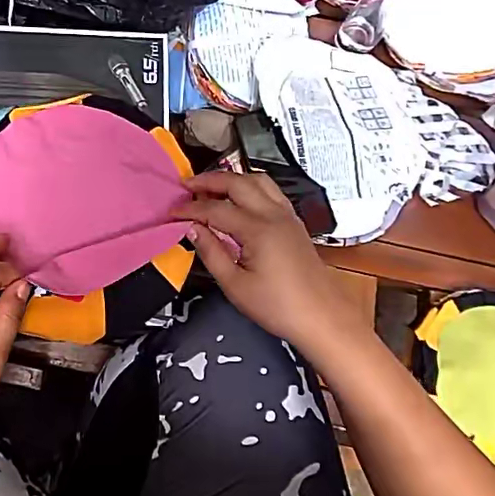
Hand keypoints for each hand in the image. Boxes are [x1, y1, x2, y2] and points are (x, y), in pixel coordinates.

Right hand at [172, 171, 365, 351]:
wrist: (322, 316)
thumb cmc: (279, 307)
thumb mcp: (235, 285)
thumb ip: (211, 252)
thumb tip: (193, 230)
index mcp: (258, 229)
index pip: (216, 209)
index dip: (190, 209)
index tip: (172, 212)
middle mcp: (274, 215)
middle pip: (237, 182)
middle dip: (209, 180)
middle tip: (187, 186)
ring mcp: (287, 216)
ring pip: (257, 180)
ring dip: (232, 178)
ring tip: (211, 187)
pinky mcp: (294, 222)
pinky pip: (271, 191)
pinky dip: (250, 187)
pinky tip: (239, 199)